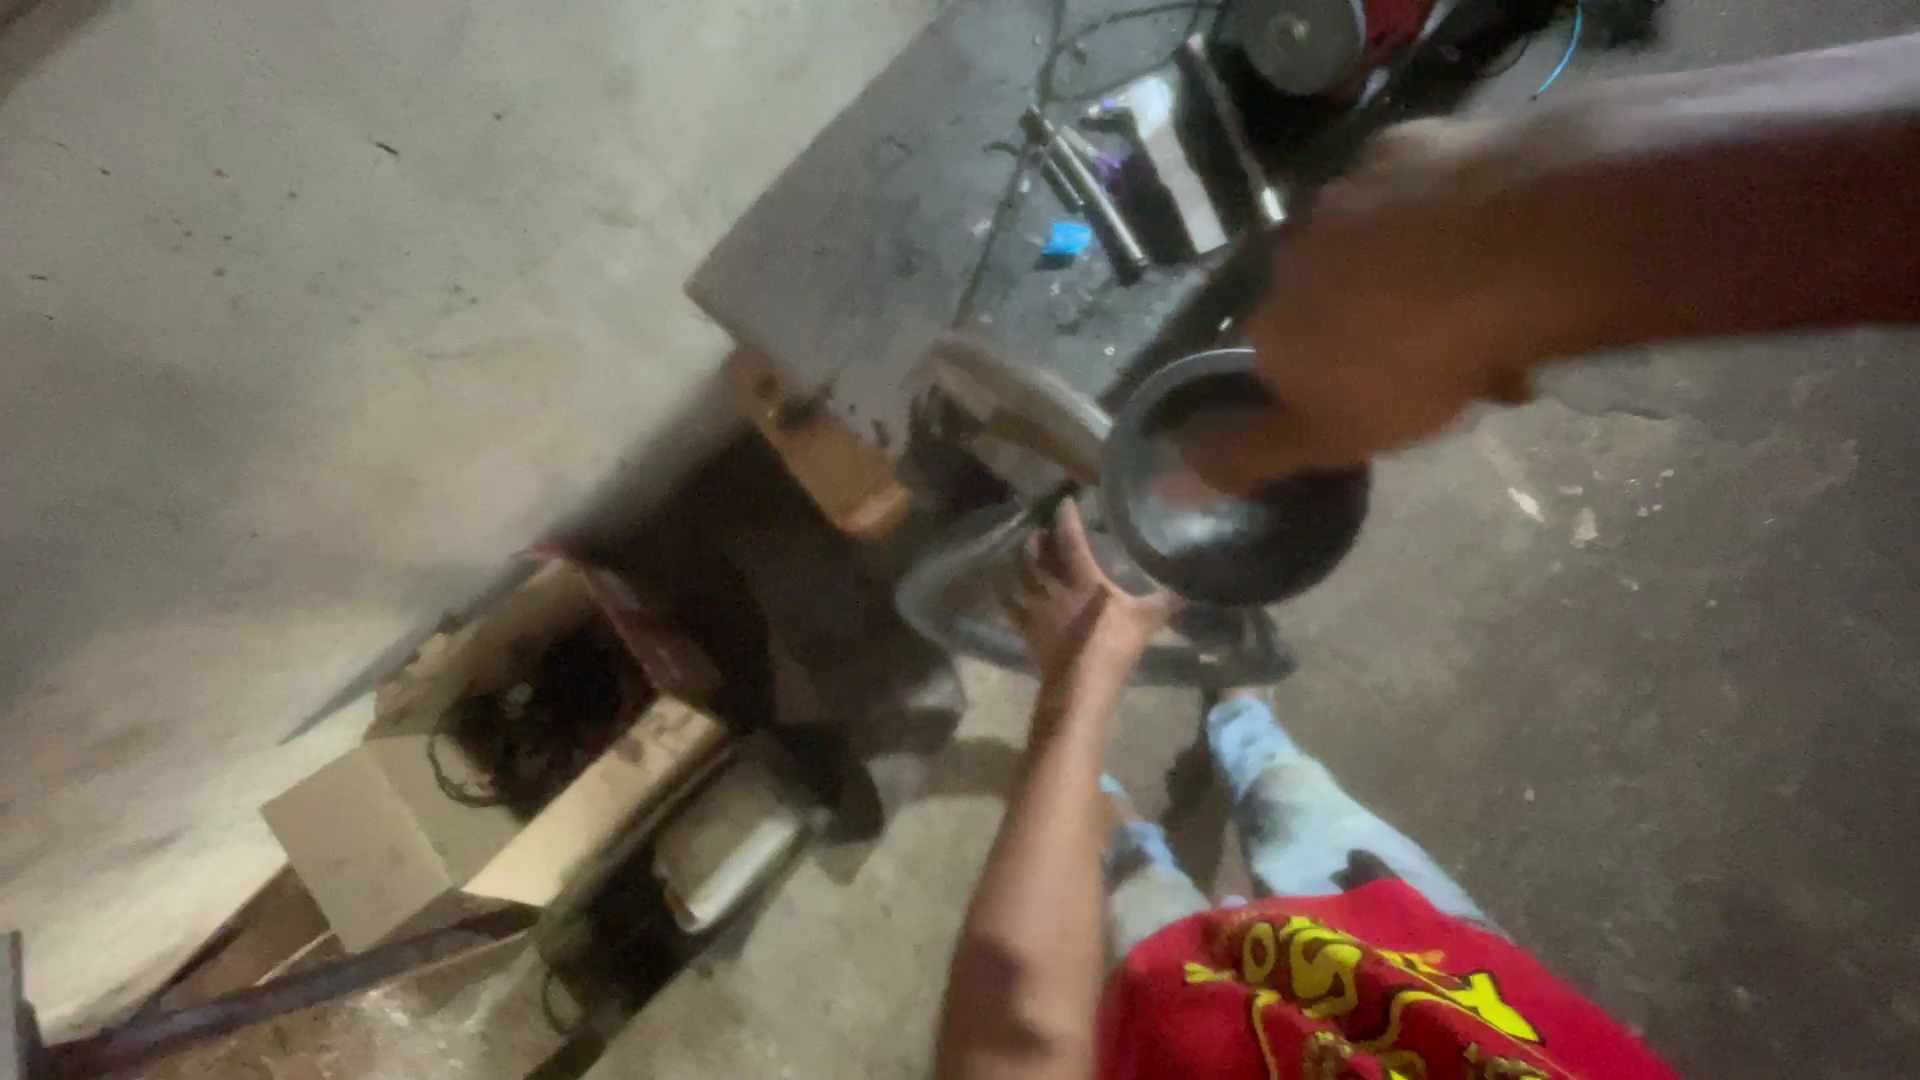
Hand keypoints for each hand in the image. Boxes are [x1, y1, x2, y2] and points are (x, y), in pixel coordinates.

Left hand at [996, 500, 1172, 685]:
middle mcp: (1053, 584)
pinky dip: (1003, 591)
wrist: (1080, 684)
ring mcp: (1035, 605)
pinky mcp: (1024, 626)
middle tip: (1041, 526)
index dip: (1066, 516)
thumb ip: (1165, 601)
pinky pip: (1007, 603)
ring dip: (1020, 558)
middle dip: (1038, 535)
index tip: (1065, 500)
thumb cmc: (1113, 646)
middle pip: (1036, 551)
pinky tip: (1001, 585)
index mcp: (1082, 577)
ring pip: (1019, 572)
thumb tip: (1193, 588)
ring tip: (1023, 549)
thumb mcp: (1146, 620)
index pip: (1070, 537)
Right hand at [1181, 116, 1605, 491]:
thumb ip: (1249, 451)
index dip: (1301, 373)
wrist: (1528, 246)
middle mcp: (1288, 253)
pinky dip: (1434, 210)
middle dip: (1352, 318)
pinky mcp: (1409, 141)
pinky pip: (1412, 186)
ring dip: (1394, 265)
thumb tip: (1165, 476)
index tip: (1354, 391)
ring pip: (1362, 239)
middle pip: (1311, 292)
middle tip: (1424, 349)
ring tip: (1467, 292)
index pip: (1260, 352)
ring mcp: (1346, 191)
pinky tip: (1484, 231)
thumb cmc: (1419, 359)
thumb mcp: (1329, 435)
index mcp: (1268, 324)